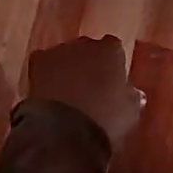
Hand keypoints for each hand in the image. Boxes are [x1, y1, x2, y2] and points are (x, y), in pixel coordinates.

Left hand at [24, 36, 144, 148]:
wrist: (65, 129)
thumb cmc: (106, 119)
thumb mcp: (130, 113)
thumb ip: (132, 97)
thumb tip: (135, 93)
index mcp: (111, 50)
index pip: (114, 47)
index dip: (112, 63)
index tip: (112, 80)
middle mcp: (85, 43)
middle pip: (88, 48)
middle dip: (89, 62)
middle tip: (90, 87)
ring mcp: (59, 50)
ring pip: (66, 54)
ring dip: (67, 67)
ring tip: (67, 92)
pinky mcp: (38, 60)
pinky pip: (45, 62)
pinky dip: (47, 73)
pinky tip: (49, 91)